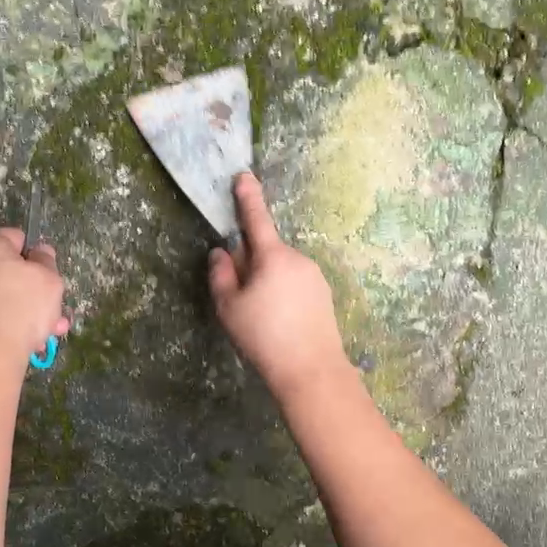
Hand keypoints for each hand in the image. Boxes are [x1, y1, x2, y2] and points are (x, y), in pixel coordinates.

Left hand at [0, 229, 70, 366]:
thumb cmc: (19, 308)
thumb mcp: (49, 281)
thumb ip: (46, 262)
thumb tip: (39, 251)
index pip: (14, 237)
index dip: (34, 256)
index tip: (48, 277)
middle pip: (3, 271)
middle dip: (29, 292)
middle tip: (50, 314)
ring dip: (18, 313)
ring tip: (41, 338)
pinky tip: (19, 345)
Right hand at [208, 173, 351, 398]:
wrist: (311, 370)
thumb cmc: (264, 337)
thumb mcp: (229, 307)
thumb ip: (221, 275)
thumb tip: (222, 253)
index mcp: (273, 256)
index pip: (256, 220)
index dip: (247, 197)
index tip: (244, 176)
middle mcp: (298, 259)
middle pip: (266, 252)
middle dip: (250, 265)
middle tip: (238, 299)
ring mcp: (315, 277)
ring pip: (281, 272)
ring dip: (267, 283)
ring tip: (260, 320)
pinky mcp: (324, 296)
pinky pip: (296, 287)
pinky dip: (283, 297)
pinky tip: (279, 326)